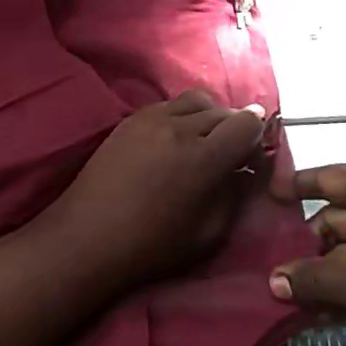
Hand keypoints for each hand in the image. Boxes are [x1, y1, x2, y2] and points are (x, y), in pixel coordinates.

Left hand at [35, 92, 269, 290]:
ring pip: (195, 100)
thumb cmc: (152, 245)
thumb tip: (245, 171)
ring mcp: (153, 117)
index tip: (253, 154)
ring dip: (208, 115)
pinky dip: (181, 115)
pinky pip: (168, 105)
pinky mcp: (131, 118)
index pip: (246, 123)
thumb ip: (234, 195)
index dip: (257, 135)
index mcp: (205, 156)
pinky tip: (174, 139)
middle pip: (222, 110)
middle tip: (231, 151)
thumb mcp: (209, 233)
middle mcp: (181, 126)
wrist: (89, 236)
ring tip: (203, 140)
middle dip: (234, 127)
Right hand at [270, 166, 345, 345]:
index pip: (329, 175)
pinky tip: (328, 305)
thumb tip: (270, 281)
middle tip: (270, 261)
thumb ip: (312, 278)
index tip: (265, 193)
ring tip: (292, 291)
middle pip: (340, 212)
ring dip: (327, 266)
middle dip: (307, 239)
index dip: (295, 183)